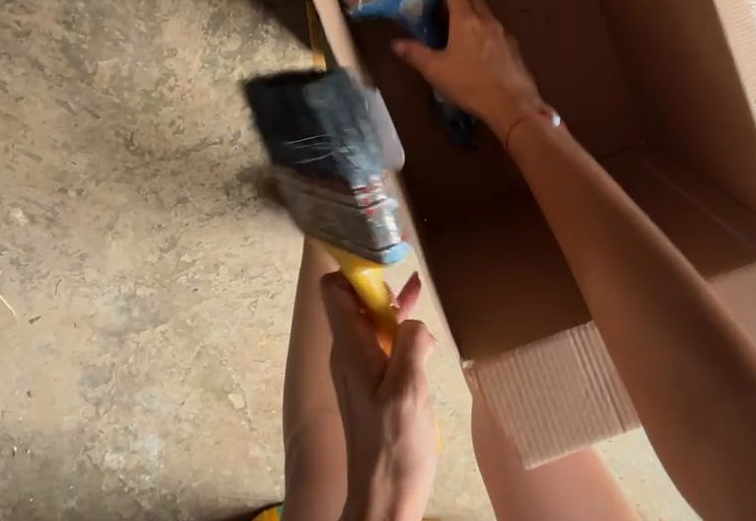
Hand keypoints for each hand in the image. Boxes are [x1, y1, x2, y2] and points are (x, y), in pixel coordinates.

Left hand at [323, 271, 437, 520]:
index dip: (354, 267)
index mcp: (350, 348)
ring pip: (372, 320)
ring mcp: (361, 368)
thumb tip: (414, 323)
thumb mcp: (408, 391)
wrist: (385, 498)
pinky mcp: (375, 383)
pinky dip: (400, 326)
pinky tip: (421, 318)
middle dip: (378, 281)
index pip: (334, 289)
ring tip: (419, 285)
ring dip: (393, 304)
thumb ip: (411, 344)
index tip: (383, 257)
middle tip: (407, 269)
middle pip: (354, 299)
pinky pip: (384, 342)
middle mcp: (349, 352)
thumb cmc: (394, 447)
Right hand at [391, 0, 544, 134]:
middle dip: (462, 4)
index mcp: (466, 20)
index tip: (436, 8)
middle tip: (447, 21)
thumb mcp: (436, 71)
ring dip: (475, 21)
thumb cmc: (470, 84)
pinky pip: (498, 33)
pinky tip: (481, 57)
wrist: (512, 104)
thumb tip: (395, 43)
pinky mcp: (515, 47)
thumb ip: (415, 54)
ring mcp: (504, 33)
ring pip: (488, 16)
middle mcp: (487, 20)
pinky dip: (487, 36)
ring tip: (462, 40)